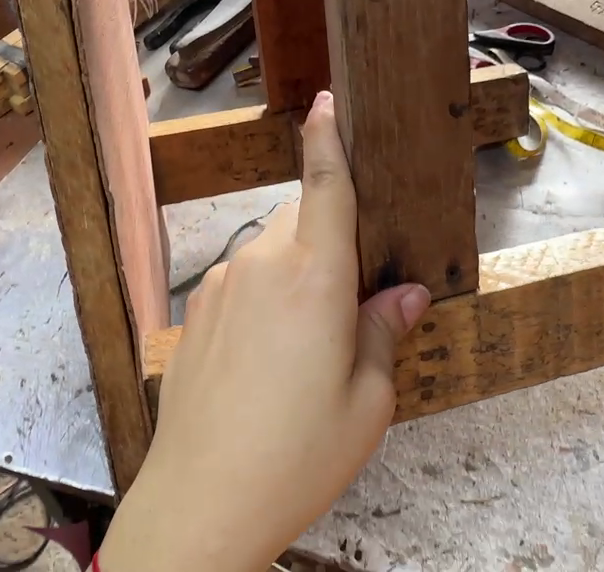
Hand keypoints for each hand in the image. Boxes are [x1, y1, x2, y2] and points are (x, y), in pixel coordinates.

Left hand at [99, 92, 430, 571]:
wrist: (199, 502)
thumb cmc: (296, 456)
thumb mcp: (367, 403)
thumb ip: (385, 333)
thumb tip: (407, 295)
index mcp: (314, 277)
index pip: (325, 185)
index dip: (328, 138)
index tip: (327, 101)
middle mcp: (262, 265)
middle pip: (304, 220)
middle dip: (332, 242)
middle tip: (351, 306)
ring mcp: (222, 285)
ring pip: (274, 252)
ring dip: (298, 275)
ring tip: (306, 350)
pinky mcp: (197, 308)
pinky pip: (244, 281)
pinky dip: (265, 298)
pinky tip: (267, 361)